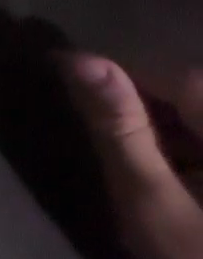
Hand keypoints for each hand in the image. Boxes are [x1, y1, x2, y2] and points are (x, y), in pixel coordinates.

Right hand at [64, 54, 202, 258]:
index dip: (124, 75)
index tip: (68, 84)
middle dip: (149, 103)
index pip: (179, 77)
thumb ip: (117, 127)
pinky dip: (192, 148)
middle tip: (108, 137)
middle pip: (198, 94)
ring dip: (171, 127)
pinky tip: (184, 183)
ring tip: (144, 163)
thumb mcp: (149, 199)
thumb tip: (77, 58)